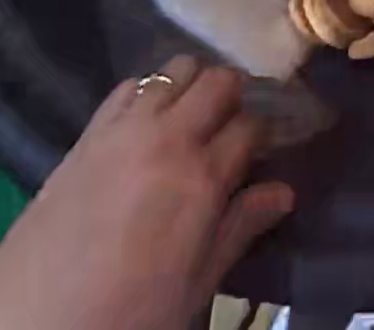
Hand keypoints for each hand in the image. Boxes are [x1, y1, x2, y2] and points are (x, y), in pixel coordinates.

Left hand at [0, 57, 294, 329]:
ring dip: (195, 84)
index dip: (268, 129)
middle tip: (235, 121)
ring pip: (178, 70)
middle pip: (220, 81)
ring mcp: (125, 131)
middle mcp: (169, 139)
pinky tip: (148, 121)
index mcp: (201, 179)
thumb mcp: (195, 286)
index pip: (253, 125)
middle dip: (237, 94)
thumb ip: (241, 228)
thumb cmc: (124, 319)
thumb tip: (285, 191)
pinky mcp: (88, 135)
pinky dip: (150, 92)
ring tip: (193, 114)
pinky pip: (129, 87)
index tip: (269, 142)